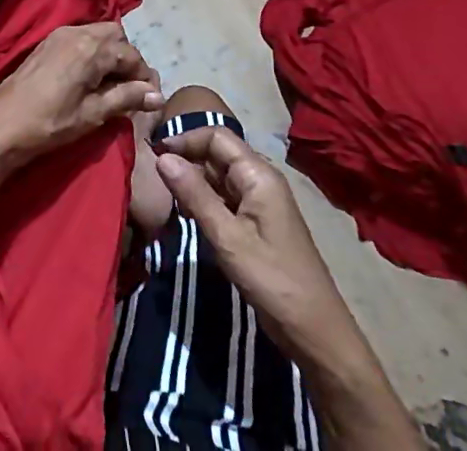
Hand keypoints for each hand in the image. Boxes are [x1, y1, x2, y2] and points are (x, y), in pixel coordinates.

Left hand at [0, 23, 162, 171]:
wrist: (3, 122)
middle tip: (128, 89)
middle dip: (126, 59)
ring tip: (110, 86)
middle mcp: (75, 33)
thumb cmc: (51, 121)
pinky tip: (89, 79)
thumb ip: (126, 98)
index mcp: (90, 47)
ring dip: (109, 55)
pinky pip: (79, 38)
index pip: (130, 54)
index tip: (148, 99)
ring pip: (96, 34)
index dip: (143, 76)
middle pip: (115, 35)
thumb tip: (157, 95)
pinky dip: (91, 53)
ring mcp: (58, 35)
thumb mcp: (93, 114)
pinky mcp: (46, 43)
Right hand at [155, 125, 360, 359]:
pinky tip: (185, 211)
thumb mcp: (227, 236)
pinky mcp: (254, 220)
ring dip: (191, 179)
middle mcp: (260, 180)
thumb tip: (161, 157)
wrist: (314, 330)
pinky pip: (222, 195)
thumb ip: (194, 194)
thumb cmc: (272, 279)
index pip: (216, 136)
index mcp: (259, 175)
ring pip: (217, 174)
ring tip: (163, 192)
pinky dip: (201, 197)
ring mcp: (258, 200)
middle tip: (152, 175)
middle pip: (216, 152)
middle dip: (185, 158)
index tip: (153, 154)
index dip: (183, 139)